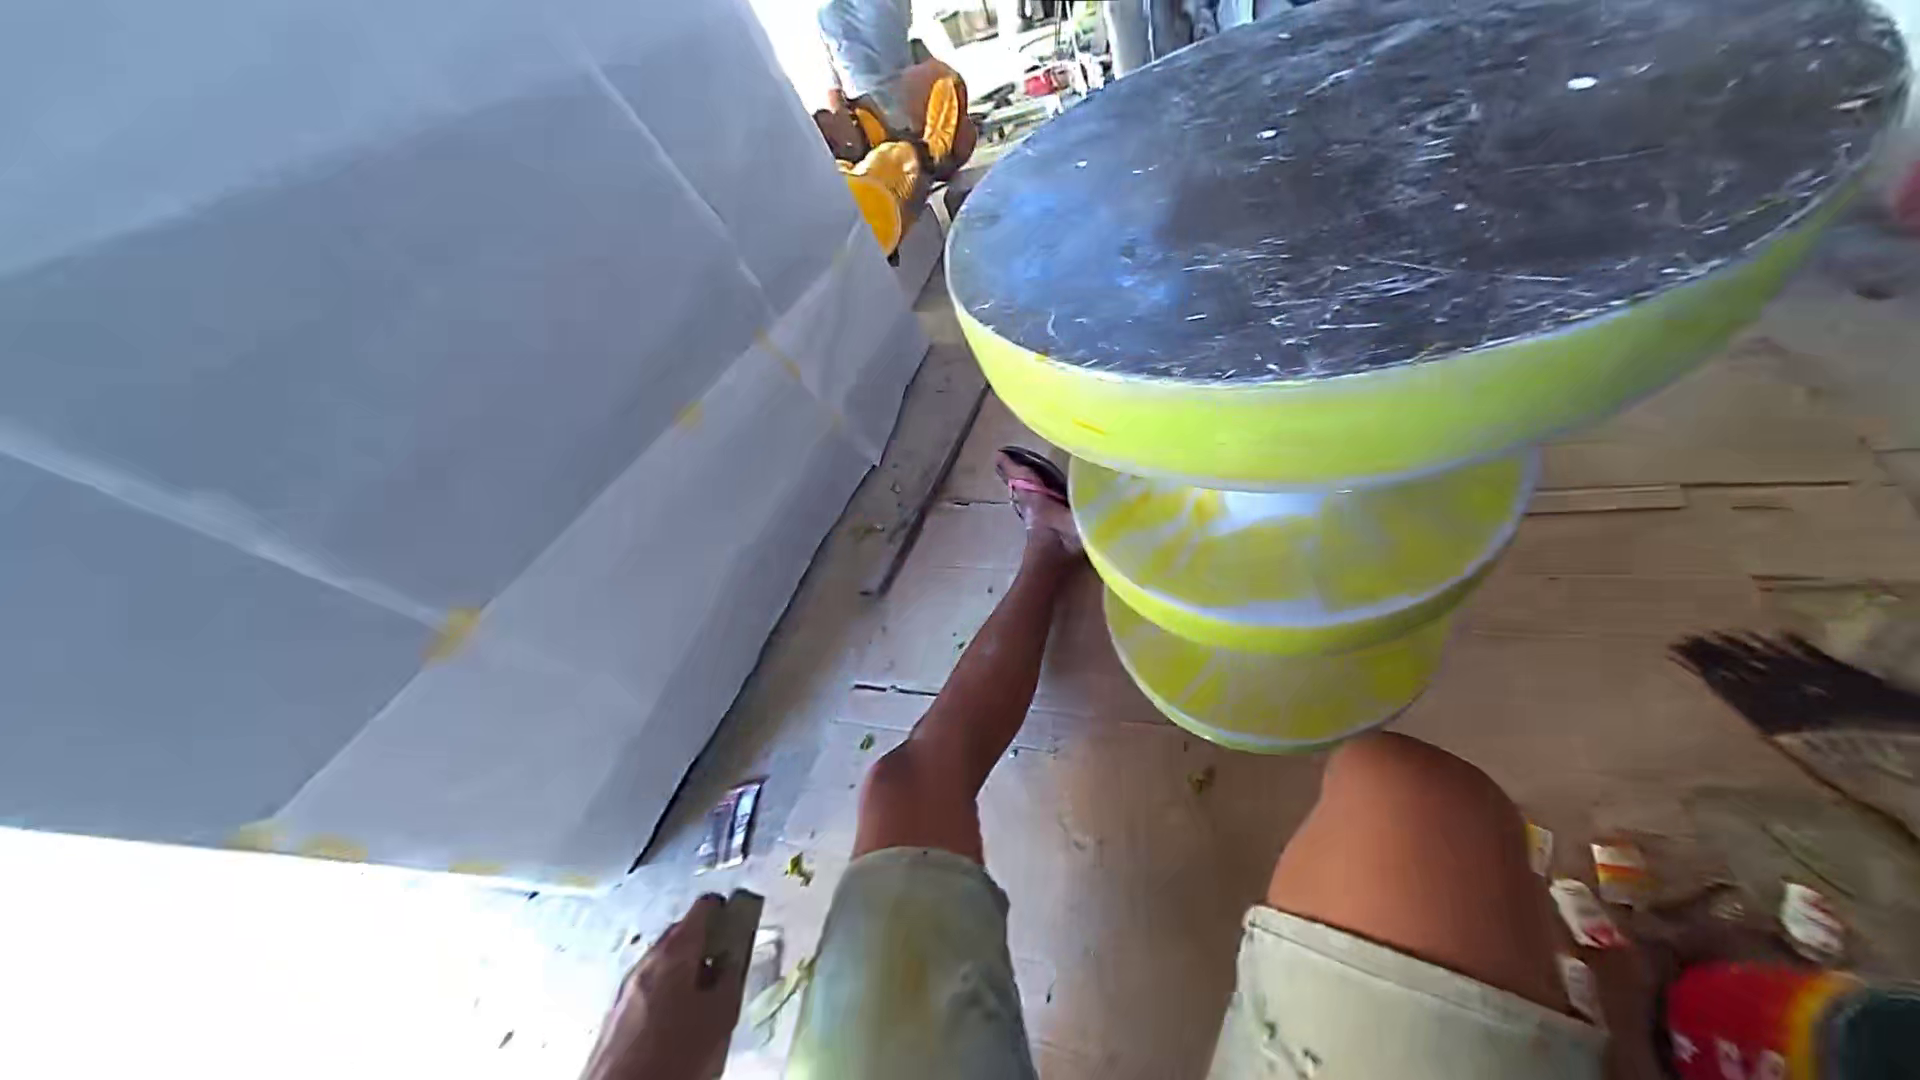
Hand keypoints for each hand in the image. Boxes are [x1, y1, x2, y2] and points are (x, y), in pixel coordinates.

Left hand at [580, 894, 746, 1079]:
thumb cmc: (675, 1056)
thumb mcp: (721, 1014)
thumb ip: (732, 976)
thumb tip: (732, 956)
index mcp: (675, 952)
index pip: (704, 906)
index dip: (726, 910)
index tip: (740, 926)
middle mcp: (647, 961)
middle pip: (683, 933)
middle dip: (707, 942)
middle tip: (728, 966)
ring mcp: (627, 989)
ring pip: (666, 962)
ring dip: (688, 970)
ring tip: (706, 1000)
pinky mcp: (615, 1017)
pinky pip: (650, 987)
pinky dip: (669, 992)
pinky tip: (679, 1025)